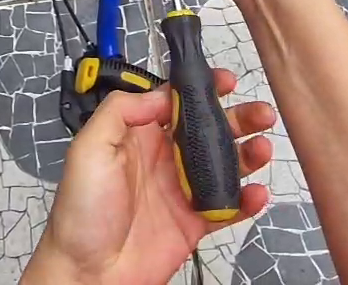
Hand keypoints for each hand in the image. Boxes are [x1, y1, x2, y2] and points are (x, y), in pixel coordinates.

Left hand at [24, 70, 275, 284]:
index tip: (225, 81)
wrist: (88, 272)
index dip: (201, 90)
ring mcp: (180, 190)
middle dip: (235, 117)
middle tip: (261, 112)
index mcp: (138, 134)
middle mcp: (163, 157)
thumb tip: (162, 94)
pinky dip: (246, 200)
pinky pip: (225, 207)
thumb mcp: (91, 144)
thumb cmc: (83, 206)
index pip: (176, 103)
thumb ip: (123, 111)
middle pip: (206, 130)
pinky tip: (258, 192)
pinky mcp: (192, 223)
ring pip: (222, 164)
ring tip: (264, 146)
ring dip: (246, 154)